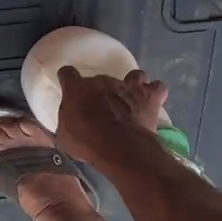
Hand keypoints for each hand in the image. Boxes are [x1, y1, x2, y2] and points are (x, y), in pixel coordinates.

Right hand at [52, 67, 167, 165]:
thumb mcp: (65, 136)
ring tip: (131, 99)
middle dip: (100, 91)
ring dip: (132, 85)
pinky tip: (151, 101)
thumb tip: (71, 121)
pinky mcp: (149, 96)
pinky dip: (155, 93)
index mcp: (77, 89)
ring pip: (134, 76)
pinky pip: (157, 88)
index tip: (69, 85)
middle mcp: (102, 81)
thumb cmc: (86, 142)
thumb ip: (68, 121)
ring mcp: (127, 86)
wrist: (118, 147)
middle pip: (100, 79)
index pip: (68, 73)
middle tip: (101, 108)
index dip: (68, 79)